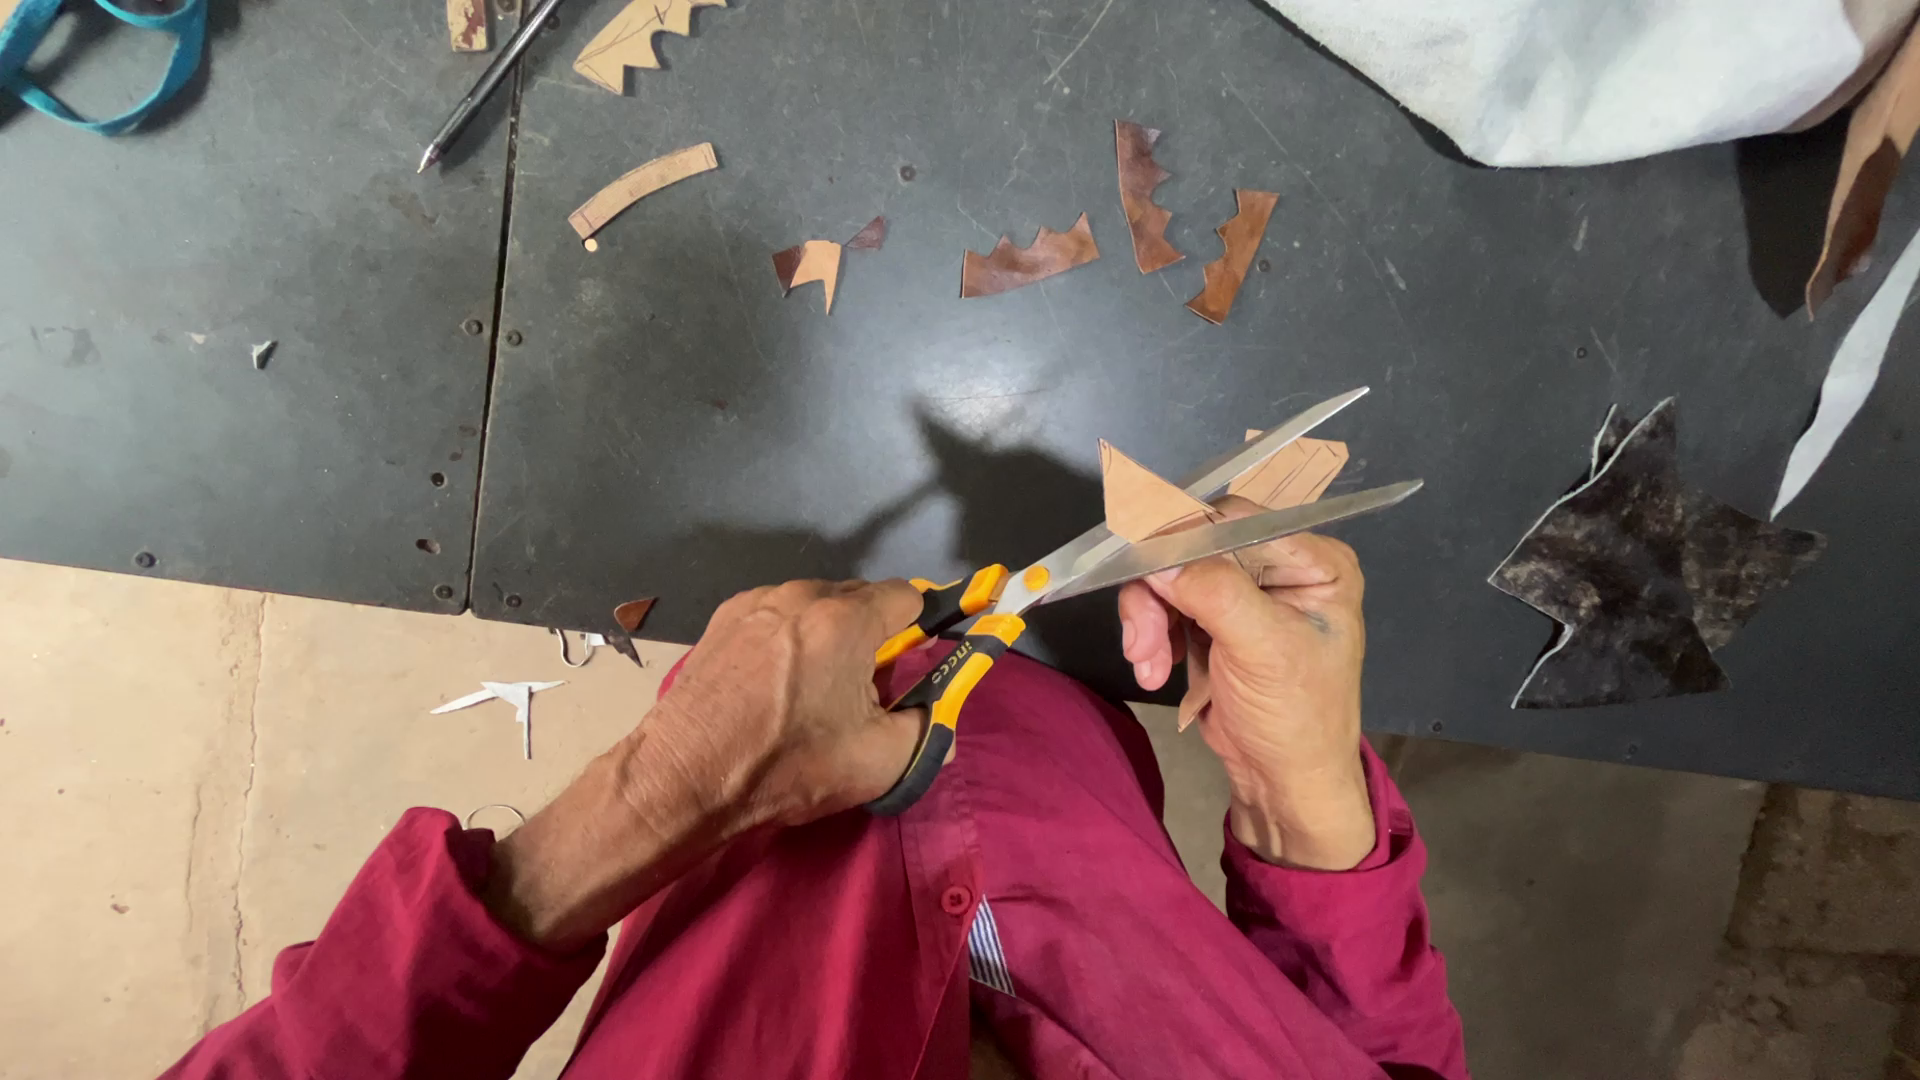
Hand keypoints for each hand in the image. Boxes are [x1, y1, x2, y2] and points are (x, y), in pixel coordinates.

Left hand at [644, 578, 927, 828]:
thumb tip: (937, 714)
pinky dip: (788, 634)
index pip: (906, 594)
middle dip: (870, 632)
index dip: (915, 627)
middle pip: (861, 597)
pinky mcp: (727, 614)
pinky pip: (779, 611)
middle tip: (855, 685)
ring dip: (828, 632)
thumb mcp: (880, 761)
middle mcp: (803, 594)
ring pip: (818, 603)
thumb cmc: (788, 767)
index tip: (904, 663)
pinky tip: (768, 678)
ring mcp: (759, 599)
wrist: (686, 778)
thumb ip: (929, 727)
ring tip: (805, 685)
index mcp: (846, 621)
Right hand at [1117, 497, 1374, 868]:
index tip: (1144, 564)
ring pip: (1167, 575)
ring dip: (1147, 620)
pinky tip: (1152, 669)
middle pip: (1191, 547)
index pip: (1236, 519)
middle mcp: (1275, 566)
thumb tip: (1156, 557)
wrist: (1281, 781)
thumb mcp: (1263, 649)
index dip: (1186, 534)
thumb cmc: (1295, 716)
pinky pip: (1161, 603)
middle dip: (1158, 594)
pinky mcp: (1208, 616)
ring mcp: (1238, 591)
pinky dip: (1149, 634)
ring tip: (1146, 664)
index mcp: (1312, 562)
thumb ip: (1214, 592)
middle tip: (1141, 641)